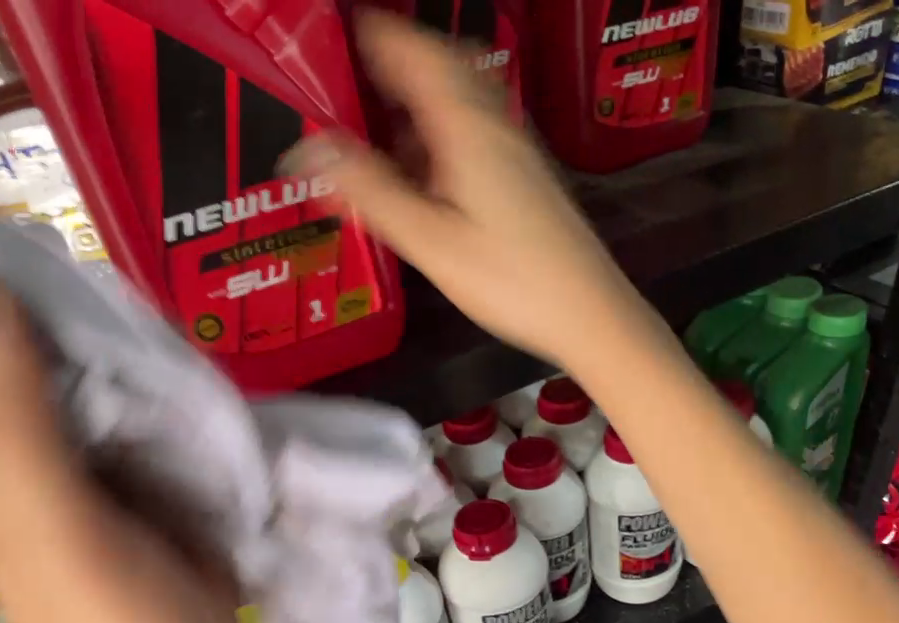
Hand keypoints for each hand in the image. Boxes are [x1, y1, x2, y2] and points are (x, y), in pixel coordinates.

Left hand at [0, 268, 244, 622]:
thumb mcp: (49, 521)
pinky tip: (202, 381)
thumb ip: (9, 416)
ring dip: (135, 368)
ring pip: (115, 409)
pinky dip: (178, 413)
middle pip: (51, 382)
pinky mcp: (166, 511)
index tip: (18, 240)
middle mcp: (45, 477)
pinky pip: (164, 443)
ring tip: (162, 311)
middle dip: (75, 329)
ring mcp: (112, 496)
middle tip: (111, 272)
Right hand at [284, 11, 670, 369]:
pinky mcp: (527, 178)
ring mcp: (516, 150)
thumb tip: (308, 153)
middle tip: (354, 79)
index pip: (415, 51)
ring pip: (460, 103)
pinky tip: (426, 176)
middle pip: (440, 68)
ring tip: (379, 131)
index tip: (335, 33)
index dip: (374, 35)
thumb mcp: (432, 242)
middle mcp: (496, 124)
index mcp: (468, 127)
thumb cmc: (513, 282)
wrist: (590, 314)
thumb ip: (371, 194)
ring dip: (418, 105)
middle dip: (395, 66)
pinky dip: (442, 137)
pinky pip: (476, 135)